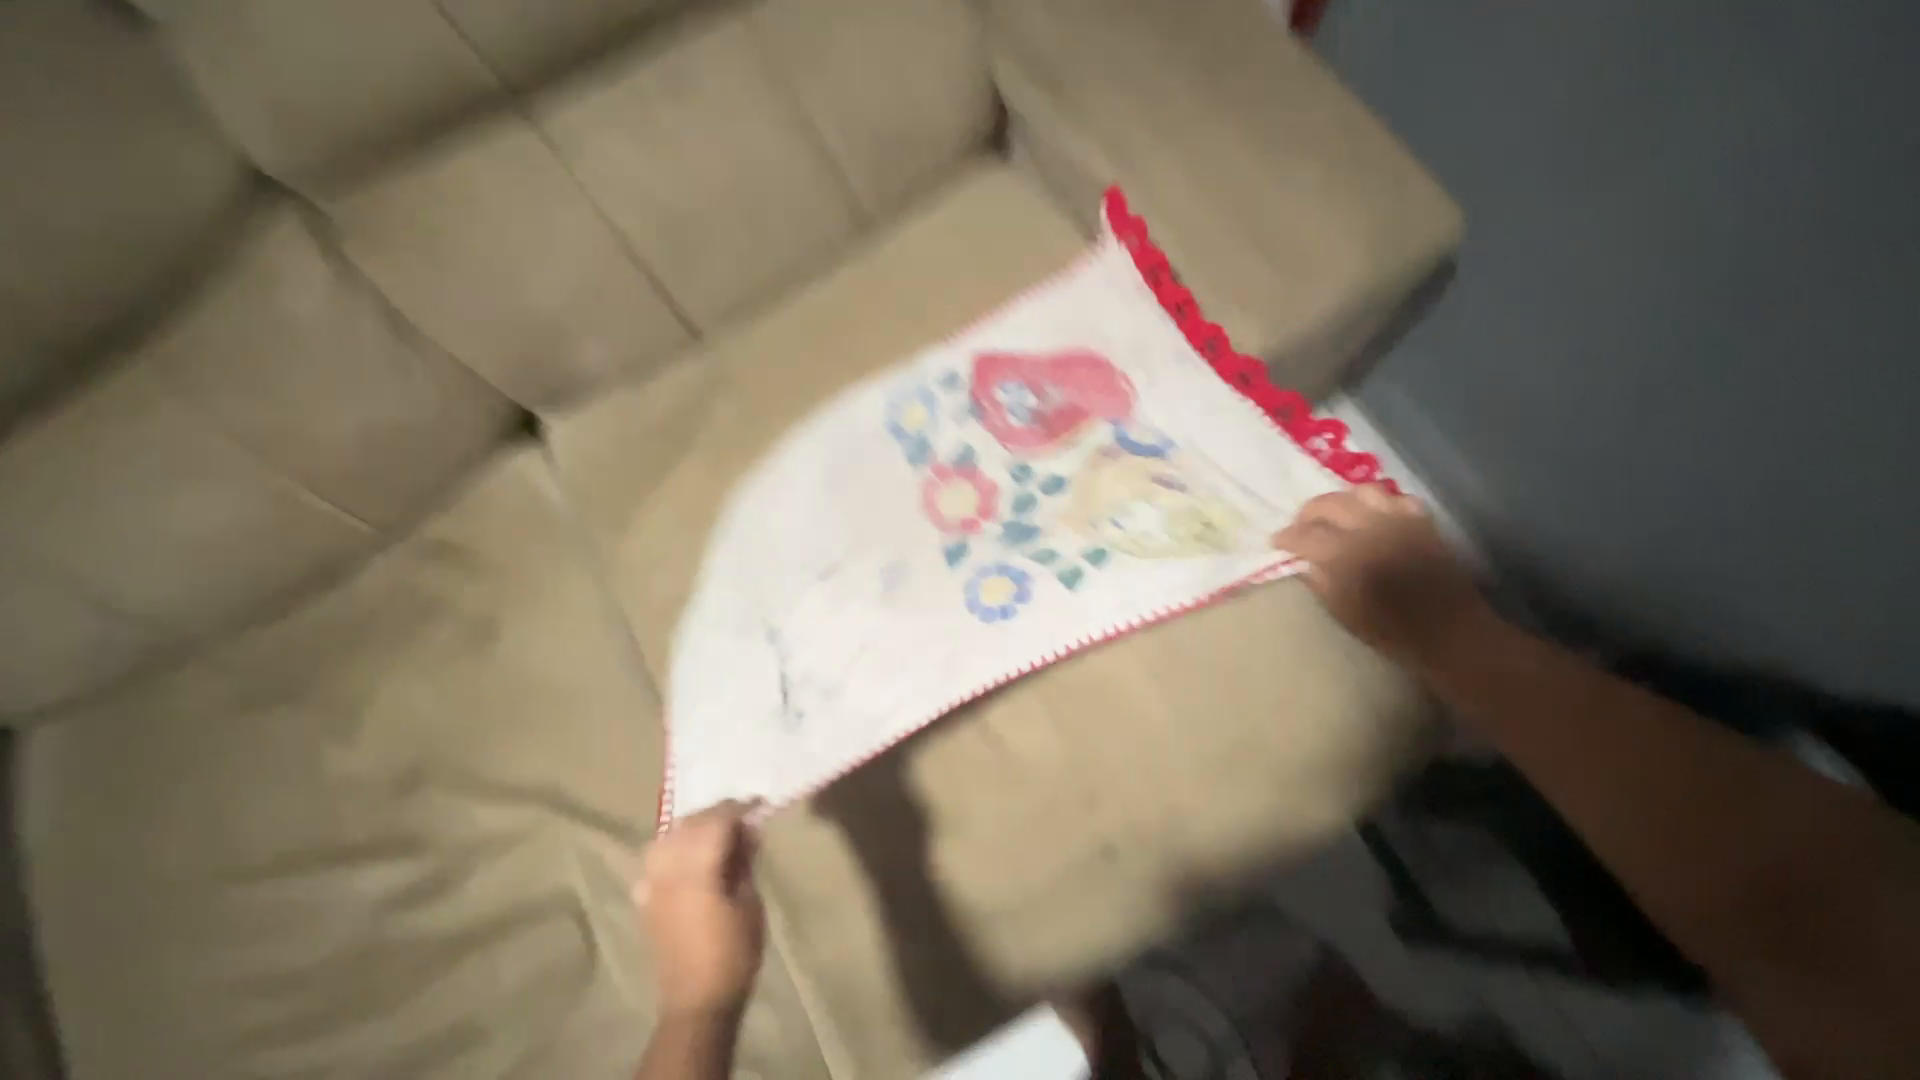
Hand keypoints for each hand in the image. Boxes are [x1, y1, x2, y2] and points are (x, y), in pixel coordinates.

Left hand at [636, 801, 765, 1017]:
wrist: (697, 1000)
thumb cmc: (734, 953)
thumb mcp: (750, 904)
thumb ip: (745, 863)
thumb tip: (748, 830)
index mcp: (697, 871)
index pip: (716, 821)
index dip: (738, 807)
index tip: (758, 803)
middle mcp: (668, 871)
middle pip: (689, 825)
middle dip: (716, 813)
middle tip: (742, 816)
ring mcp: (652, 885)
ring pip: (666, 838)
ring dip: (691, 828)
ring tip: (714, 832)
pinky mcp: (646, 901)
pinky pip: (653, 862)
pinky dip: (670, 851)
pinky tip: (686, 858)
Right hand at [1272, 486, 1492, 668]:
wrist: (1449, 632)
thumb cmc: (1390, 630)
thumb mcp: (1343, 613)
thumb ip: (1320, 582)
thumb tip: (1305, 563)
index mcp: (1346, 554)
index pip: (1304, 534)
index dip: (1286, 537)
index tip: (1277, 542)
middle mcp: (1370, 528)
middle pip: (1330, 503)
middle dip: (1308, 512)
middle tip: (1300, 526)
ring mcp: (1399, 521)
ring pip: (1362, 491)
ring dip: (1342, 500)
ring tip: (1335, 515)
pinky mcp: (1422, 522)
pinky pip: (1397, 499)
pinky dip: (1381, 504)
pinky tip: (1374, 517)